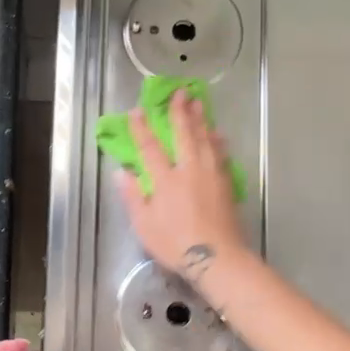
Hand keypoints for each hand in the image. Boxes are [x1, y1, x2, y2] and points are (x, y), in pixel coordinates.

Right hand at [115, 89, 247, 281]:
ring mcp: (211, 175)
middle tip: (179, 92)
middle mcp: (189, 170)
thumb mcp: (144, 225)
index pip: (150, 147)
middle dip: (180, 112)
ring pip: (206, 139)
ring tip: (198, 104)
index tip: (136, 111)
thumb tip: (123, 173)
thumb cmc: (175, 244)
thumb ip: (134, 196)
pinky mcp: (227, 184)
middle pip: (184, 134)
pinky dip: (218, 141)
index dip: (142, 128)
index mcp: (165, 180)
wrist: (217, 258)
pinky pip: (221, 154)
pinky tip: (217, 134)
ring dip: (201, 120)